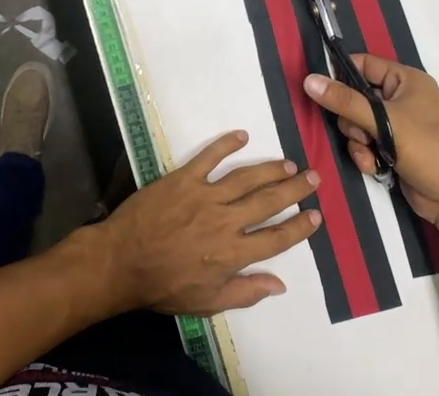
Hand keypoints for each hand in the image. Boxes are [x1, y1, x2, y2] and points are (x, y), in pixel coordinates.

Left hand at [86, 130, 320, 315]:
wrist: (122, 261)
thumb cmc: (164, 286)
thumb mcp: (208, 302)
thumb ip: (245, 292)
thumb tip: (280, 284)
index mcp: (233, 254)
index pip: (276, 238)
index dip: (299, 227)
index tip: (316, 216)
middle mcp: (225, 221)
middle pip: (268, 201)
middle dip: (294, 190)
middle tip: (314, 178)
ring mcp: (204, 196)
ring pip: (246, 177)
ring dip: (270, 169)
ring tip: (289, 163)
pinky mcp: (183, 179)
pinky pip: (209, 157)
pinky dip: (226, 144)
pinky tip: (242, 135)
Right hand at [303, 55, 438, 229]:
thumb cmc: (429, 150)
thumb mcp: (385, 122)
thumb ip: (345, 101)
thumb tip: (308, 80)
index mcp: (407, 80)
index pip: (363, 64)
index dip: (340, 75)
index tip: (320, 90)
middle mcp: (403, 99)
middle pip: (356, 96)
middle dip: (351, 119)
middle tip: (359, 132)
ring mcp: (400, 125)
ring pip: (358, 123)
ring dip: (358, 141)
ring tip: (370, 156)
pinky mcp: (396, 149)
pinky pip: (368, 143)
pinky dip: (366, 154)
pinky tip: (374, 168)